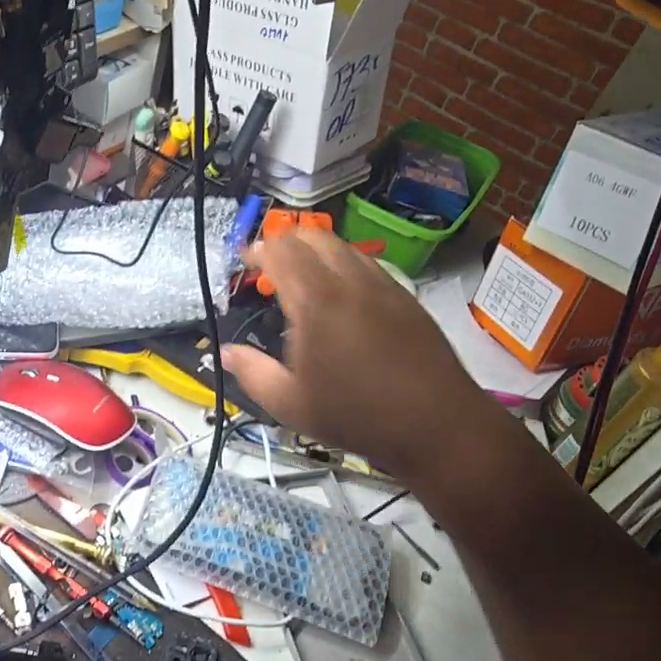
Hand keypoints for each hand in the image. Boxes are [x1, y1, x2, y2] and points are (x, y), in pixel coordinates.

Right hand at [220, 230, 499, 482]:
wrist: (436, 423)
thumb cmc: (356, 416)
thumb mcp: (290, 404)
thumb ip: (252, 373)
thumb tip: (224, 352)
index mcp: (316, 302)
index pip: (283, 251)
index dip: (259, 249)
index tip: (245, 261)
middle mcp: (350, 282)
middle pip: (314, 237)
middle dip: (286, 243)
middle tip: (269, 265)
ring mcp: (384, 286)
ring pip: (344, 247)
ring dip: (316, 251)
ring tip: (302, 277)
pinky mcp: (406, 298)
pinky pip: (368, 264)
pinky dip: (344, 265)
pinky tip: (340, 295)